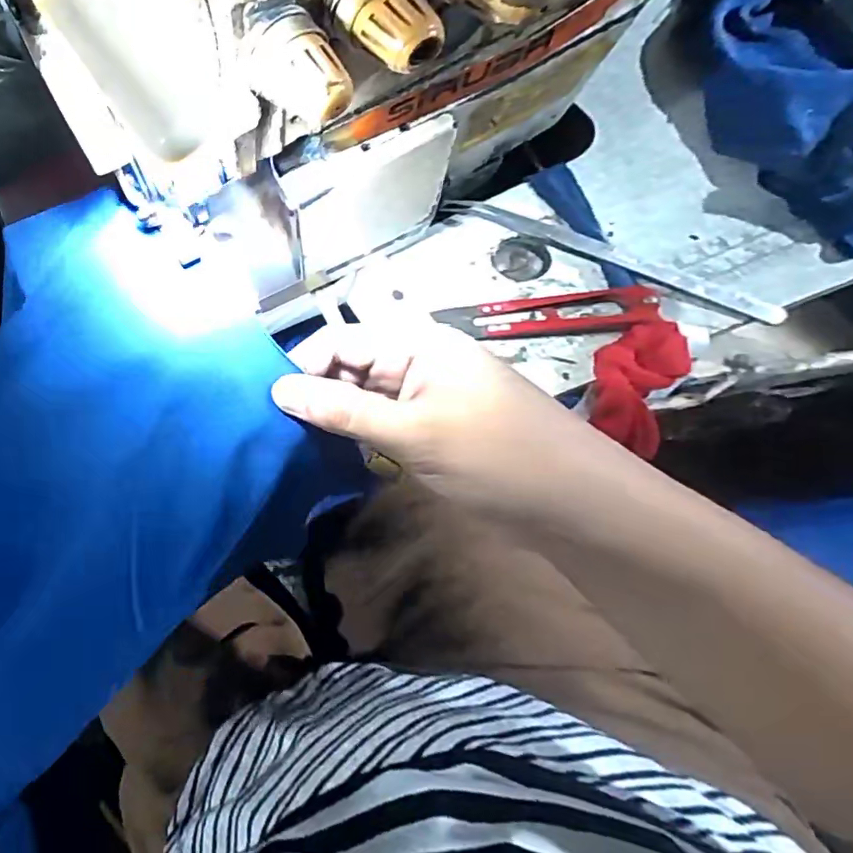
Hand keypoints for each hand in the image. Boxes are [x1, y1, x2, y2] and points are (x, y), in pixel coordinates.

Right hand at [272, 320, 628, 514]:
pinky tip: (332, 456)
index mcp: (416, 343)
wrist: (583, 510)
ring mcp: (424, 396)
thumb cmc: (497, 459)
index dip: (302, 367)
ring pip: (360, 396)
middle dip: (314, 393)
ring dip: (333, 417)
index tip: (268, 404)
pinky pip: (379, 421)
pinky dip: (356, 435)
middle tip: (277, 431)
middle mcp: (416, 360)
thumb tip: (277, 390)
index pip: (339, 341)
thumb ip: (341, 410)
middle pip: (347, 366)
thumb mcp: (412, 433)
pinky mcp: (430, 427)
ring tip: (295, 444)